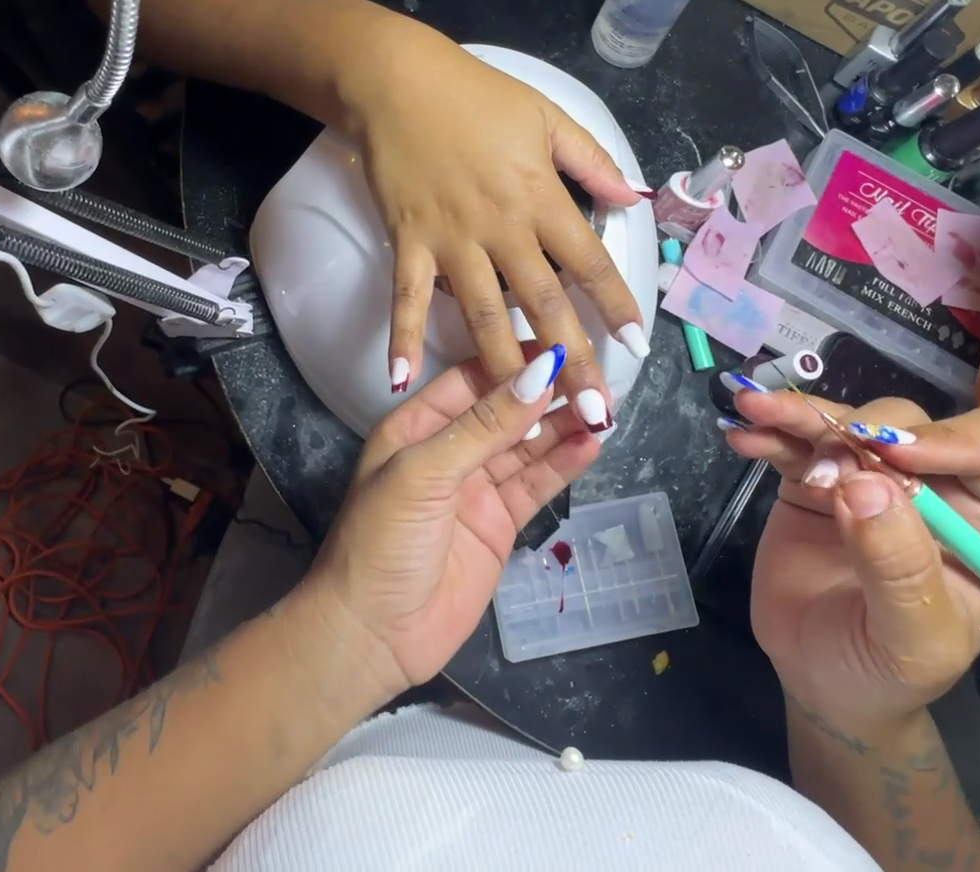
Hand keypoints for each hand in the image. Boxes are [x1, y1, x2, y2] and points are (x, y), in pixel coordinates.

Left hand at [307, 348, 600, 692]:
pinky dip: (563, 464)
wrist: (372, 635)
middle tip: (598, 376)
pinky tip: (592, 444)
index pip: (472, 379)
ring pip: (527, 446)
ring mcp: (475, 488)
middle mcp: (448, 450)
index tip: (562, 344)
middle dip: (547, 394)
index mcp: (416, 426)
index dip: (514, 362)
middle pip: (505, 411)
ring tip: (606, 406)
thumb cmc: (382, 542)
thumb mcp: (425, 473)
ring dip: (563, 427)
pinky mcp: (499, 523)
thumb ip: (484, 426)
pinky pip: (535, 484)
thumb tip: (540, 374)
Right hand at [351, 23, 647, 434]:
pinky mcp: (407, 244)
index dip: (615, 304)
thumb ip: (592, 160)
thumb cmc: (476, 96)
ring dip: (506, 367)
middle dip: (573, 361)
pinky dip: (400, 337)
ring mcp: (450, 241)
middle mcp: (501, 228)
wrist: (398, 82)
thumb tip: (634, 200)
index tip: (637, 347)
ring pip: (482, 315)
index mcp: (539, 196)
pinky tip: (401, 380)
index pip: (587, 261)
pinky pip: (404, 298)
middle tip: (594, 413)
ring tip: (526, 418)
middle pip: (543, 303)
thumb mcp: (547, 115)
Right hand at [724, 391, 979, 729]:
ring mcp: (864, 482)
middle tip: (820, 471)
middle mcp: (931, 490)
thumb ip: (898, 568)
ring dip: (799, 413)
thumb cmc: (888, 671)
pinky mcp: (810, 485)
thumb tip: (867, 486)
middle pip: (906, 424)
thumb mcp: (912, 640)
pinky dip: (766, 433)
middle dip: (859, 433)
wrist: (821, 681)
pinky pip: (792, 445)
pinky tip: (740, 437)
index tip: (894, 454)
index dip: (954, 438)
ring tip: (754, 410)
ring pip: (842, 422)